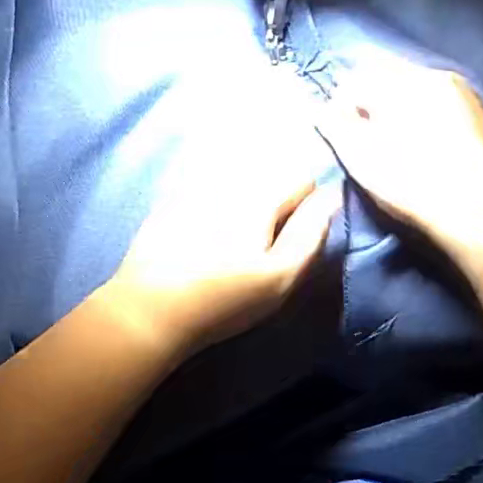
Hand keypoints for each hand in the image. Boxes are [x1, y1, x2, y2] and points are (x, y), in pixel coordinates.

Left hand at [101, 133, 340, 355]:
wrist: (150, 309)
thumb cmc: (224, 299)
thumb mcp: (280, 276)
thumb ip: (311, 233)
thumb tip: (333, 196)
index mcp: (260, 195)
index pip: (303, 180)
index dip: (308, 208)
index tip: (294, 239)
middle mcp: (229, 179)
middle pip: (269, 173)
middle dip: (275, 199)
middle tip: (264, 242)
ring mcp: (194, 187)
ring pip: (236, 176)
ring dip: (245, 194)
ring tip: (235, 238)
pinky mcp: (167, 202)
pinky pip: (202, 185)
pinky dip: (213, 197)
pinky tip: (204, 231)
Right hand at [316, 66, 482, 262]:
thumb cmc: (414, 184)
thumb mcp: (361, 158)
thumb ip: (335, 126)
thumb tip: (322, 108)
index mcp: (401, 80)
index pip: (353, 78)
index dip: (337, 106)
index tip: (335, 136)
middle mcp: (434, 74)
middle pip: (387, 79)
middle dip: (368, 105)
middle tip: (361, 143)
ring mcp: (462, 94)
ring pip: (415, 93)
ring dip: (396, 113)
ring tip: (390, 149)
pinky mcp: (480, 118)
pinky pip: (437, 108)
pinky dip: (421, 122)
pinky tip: (421, 152)